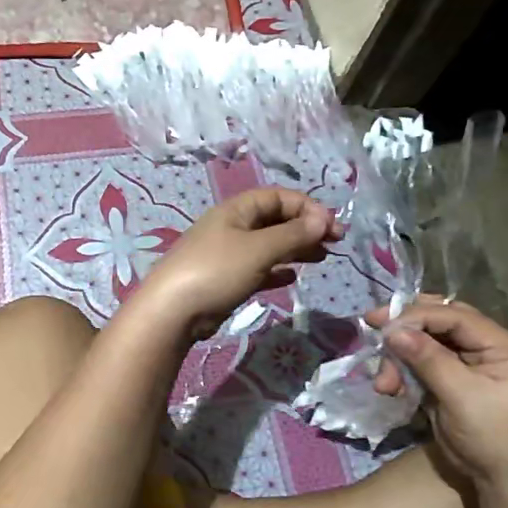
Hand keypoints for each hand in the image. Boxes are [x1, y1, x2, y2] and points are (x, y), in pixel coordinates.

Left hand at [132, 187, 338, 341]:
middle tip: (334, 243)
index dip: (307, 207)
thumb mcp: (258, 249)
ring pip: (268, 245)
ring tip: (321, 258)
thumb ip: (293, 234)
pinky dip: (277, 269)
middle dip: (305, 227)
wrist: (173, 311)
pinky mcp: (225, 279)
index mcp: (234, 211)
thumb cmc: (216, 271)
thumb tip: (322, 220)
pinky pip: (258, 268)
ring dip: (295, 248)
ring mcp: (226, 254)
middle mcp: (230, 227)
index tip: (332, 227)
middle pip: (274, 220)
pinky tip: (292, 278)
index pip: (277, 197)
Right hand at [367, 298, 507, 492]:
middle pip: (440, 324)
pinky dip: (402, 372)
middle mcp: (489, 351)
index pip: (456, 316)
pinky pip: (421, 365)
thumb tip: (392, 329)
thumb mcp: (462, 395)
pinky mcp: (452, 384)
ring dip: (399, 357)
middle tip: (372, 327)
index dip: (417, 315)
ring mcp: (469, 368)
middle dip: (405, 328)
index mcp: (505, 348)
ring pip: (425, 345)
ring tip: (385, 384)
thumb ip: (428, 358)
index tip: (380, 322)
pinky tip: (390, 388)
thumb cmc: (496, 436)